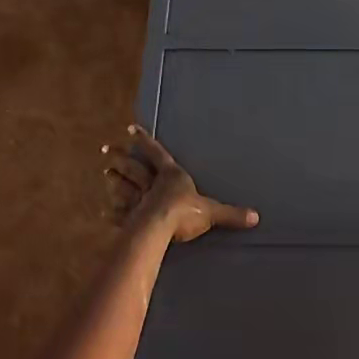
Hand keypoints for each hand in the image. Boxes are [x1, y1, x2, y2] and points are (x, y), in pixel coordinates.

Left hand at [104, 125, 259, 242]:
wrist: (158, 229)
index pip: (157, 153)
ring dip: (115, 179)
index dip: (144, 141)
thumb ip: (231, 214)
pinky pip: (119, 213)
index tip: (131, 129)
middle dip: (122, 157)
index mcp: (171, 176)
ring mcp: (137, 201)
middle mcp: (151, 184)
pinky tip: (103, 212)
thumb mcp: (212, 212)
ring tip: (105, 173)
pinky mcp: (129, 219)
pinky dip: (112, 212)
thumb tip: (256, 217)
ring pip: (123, 186)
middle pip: (134, 167)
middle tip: (107, 149)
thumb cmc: (184, 213)